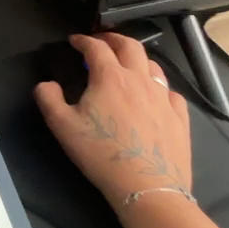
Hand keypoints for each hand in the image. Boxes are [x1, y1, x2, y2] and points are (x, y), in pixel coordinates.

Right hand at [34, 33, 192, 203]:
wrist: (148, 189)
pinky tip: (155, 96)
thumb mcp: (61, 125)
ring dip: (137, 60)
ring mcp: (164, 100)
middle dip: (114, 39)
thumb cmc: (101, 153)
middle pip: (131, 46)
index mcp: (110, 77)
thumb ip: (47, 97)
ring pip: (154, 67)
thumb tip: (48, 84)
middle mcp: (140, 81)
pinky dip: (160, 87)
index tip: (74, 41)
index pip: (96, 47)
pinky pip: (172, 93)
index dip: (82, 40)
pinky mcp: (181, 120)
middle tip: (102, 42)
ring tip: (127, 66)